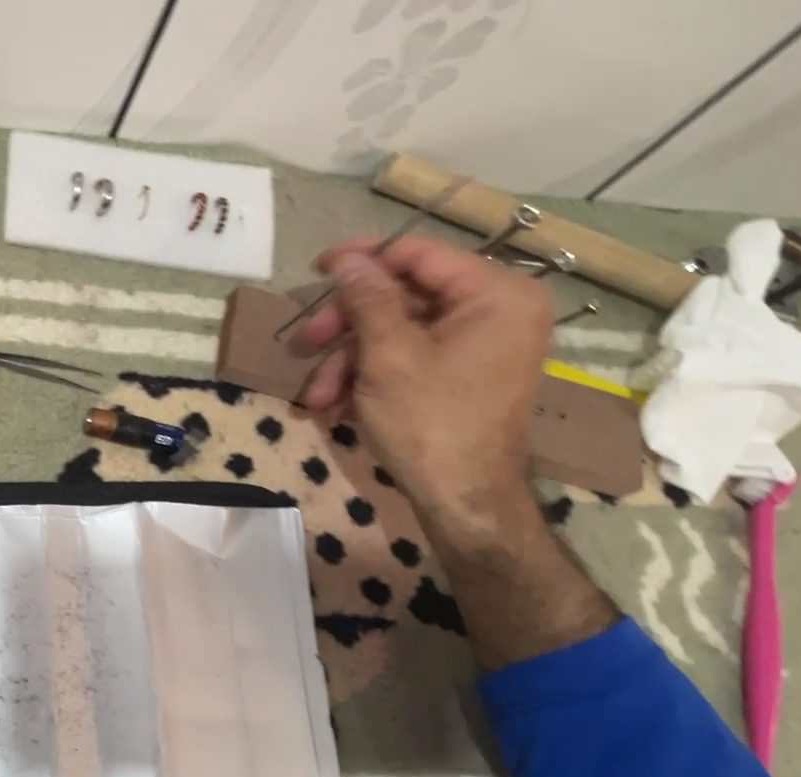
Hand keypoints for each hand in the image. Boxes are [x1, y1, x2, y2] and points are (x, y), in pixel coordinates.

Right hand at [294, 235, 552, 533]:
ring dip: (347, 362)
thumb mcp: (387, 356)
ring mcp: (481, 345)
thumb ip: (367, 300)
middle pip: (403, 298)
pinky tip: (336, 407)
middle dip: (346, 328)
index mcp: (495, 294)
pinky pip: (409, 359)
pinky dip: (368, 378)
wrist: (462, 497)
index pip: (419, 255)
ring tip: (315, 398)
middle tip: (303, 347)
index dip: (363, 260)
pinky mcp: (463, 375)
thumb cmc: (429, 421)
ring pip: (396, 333)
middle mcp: (496, 310)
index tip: (315, 270)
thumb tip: (347, 260)